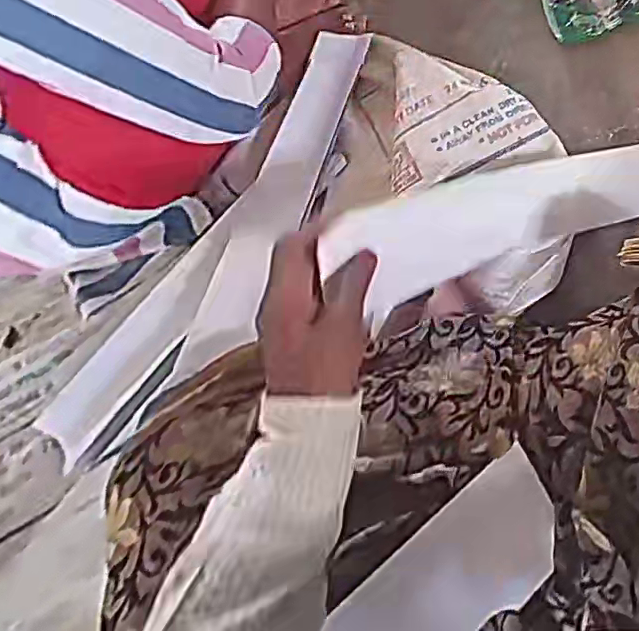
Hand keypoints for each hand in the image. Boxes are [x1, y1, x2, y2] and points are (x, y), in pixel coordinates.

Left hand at [258, 227, 377, 396]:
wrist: (309, 418)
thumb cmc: (325, 371)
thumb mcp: (345, 325)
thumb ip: (352, 285)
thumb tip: (362, 254)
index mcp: (283, 298)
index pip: (291, 247)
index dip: (317, 228)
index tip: (346, 220)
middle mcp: (275, 303)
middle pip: (293, 258)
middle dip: (324, 242)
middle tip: (357, 236)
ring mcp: (281, 317)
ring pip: (300, 274)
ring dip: (327, 262)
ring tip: (359, 256)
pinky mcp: (293, 329)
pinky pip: (307, 291)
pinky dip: (327, 280)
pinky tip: (351, 286)